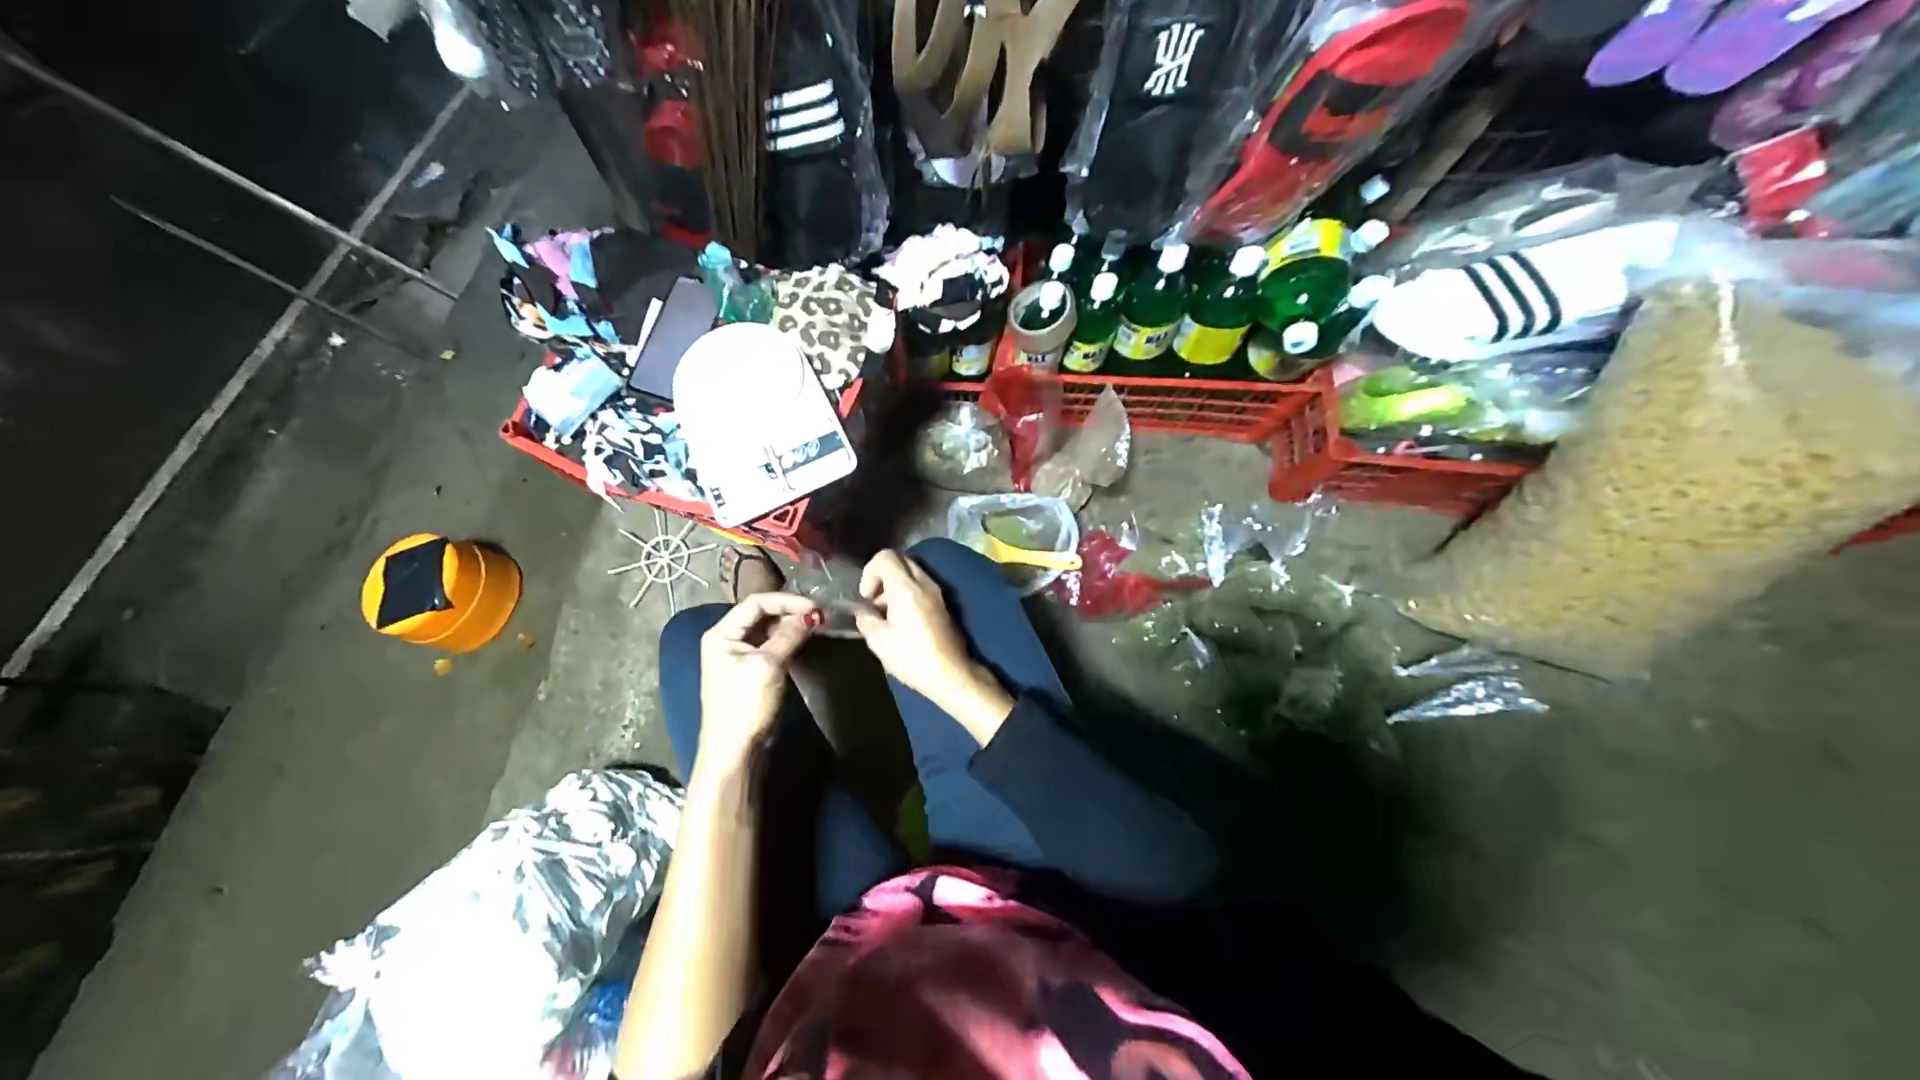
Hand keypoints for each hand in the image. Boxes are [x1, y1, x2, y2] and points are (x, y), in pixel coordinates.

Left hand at [697, 592, 816, 770]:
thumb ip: (789, 635)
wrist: (733, 750)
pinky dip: (786, 640)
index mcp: (721, 633)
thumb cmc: (745, 705)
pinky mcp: (748, 670)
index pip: (756, 602)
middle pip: (761, 613)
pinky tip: (803, 640)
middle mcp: (726, 639)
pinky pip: (769, 645)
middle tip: (819, 615)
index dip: (787, 601)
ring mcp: (736, 656)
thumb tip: (811, 615)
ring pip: (767, 629)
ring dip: (790, 625)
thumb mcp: (768, 665)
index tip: (814, 607)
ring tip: (815, 625)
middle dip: (790, 611)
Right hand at [854, 551, 969, 697]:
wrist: (951, 675)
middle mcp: (925, 583)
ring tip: (887, 616)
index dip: (869, 572)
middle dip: (882, 577)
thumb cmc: (912, 658)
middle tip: (874, 603)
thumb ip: (866, 620)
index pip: (885, 556)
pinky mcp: (944, 605)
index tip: (866, 597)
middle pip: (900, 561)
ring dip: (895, 587)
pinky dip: (908, 594)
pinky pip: (922, 587)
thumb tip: (865, 613)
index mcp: (906, 587)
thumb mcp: (878, 641)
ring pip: (912, 573)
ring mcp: (938, 593)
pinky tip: (902, 621)